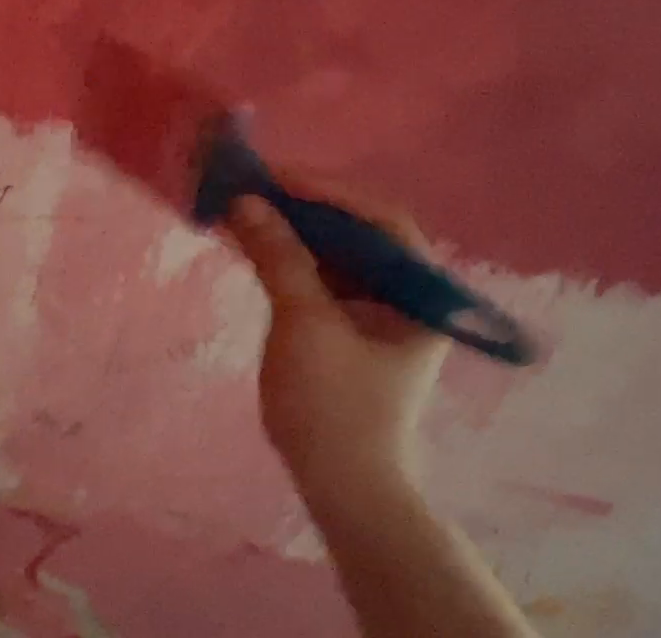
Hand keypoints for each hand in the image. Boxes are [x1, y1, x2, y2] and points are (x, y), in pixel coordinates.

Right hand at [226, 183, 447, 503]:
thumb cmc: (334, 405)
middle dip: (303, 206)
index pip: (381, 221)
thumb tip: (245, 201)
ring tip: (242, 207)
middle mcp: (402, 293)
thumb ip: (279, 257)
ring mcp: (371, 309)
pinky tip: (249, 240)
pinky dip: (282, 254)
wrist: (340, 483)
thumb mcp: (305, 324)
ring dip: (288, 227)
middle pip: (354, 232)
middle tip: (251, 185)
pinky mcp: (341, 323)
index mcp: (419, 294)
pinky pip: (313, 273)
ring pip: (330, 250)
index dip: (330, 192)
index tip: (276, 177)